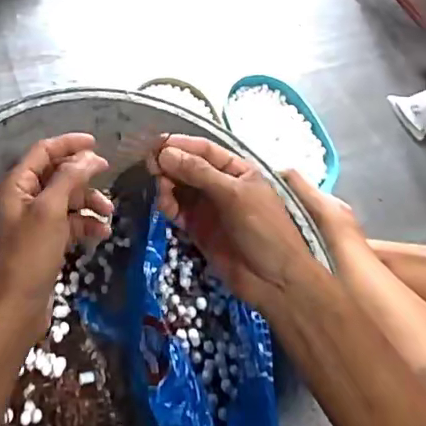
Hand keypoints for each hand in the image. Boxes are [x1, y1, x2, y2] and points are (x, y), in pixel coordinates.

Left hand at [0, 134, 112, 341]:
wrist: (15, 309)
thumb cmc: (29, 256)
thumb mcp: (51, 211)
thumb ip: (69, 178)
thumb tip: (90, 156)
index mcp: (18, 185)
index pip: (44, 151)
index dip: (69, 144)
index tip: (96, 144)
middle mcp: (24, 198)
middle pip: (57, 174)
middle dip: (83, 176)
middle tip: (107, 176)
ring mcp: (34, 221)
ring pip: (67, 199)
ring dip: (89, 202)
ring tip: (109, 213)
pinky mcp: (45, 242)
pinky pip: (69, 223)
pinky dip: (85, 224)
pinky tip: (102, 234)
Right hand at [148, 134, 323, 308]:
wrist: (275, 281)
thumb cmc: (264, 230)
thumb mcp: (234, 195)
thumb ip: (199, 173)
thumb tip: (166, 153)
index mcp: (237, 170)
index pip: (204, 150)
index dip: (180, 145)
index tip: (157, 144)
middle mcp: (220, 184)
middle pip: (188, 166)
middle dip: (169, 163)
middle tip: (151, 165)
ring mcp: (208, 206)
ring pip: (179, 187)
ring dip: (166, 184)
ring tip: (162, 190)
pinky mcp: (197, 228)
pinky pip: (177, 209)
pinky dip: (168, 205)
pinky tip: (165, 206)